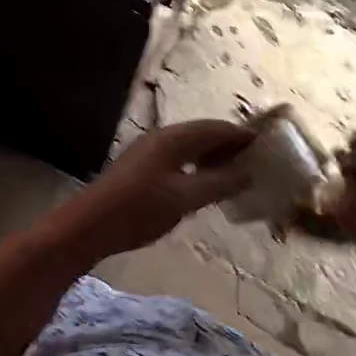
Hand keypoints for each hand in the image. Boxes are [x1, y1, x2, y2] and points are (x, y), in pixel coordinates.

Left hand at [62, 120, 253, 256]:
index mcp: (175, 138)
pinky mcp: (142, 168)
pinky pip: (179, 158)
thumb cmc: (139, 210)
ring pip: (190, 146)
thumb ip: (218, 183)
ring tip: (234, 175)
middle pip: (204, 134)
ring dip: (213, 156)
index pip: (217, 128)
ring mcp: (149, 151)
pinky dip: (197, 166)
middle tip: (255, 162)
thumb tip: (248, 173)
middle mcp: (163, 137)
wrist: (89, 226)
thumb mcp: (185, 199)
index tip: (267, 146)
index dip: (243, 136)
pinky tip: (203, 184)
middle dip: (230, 145)